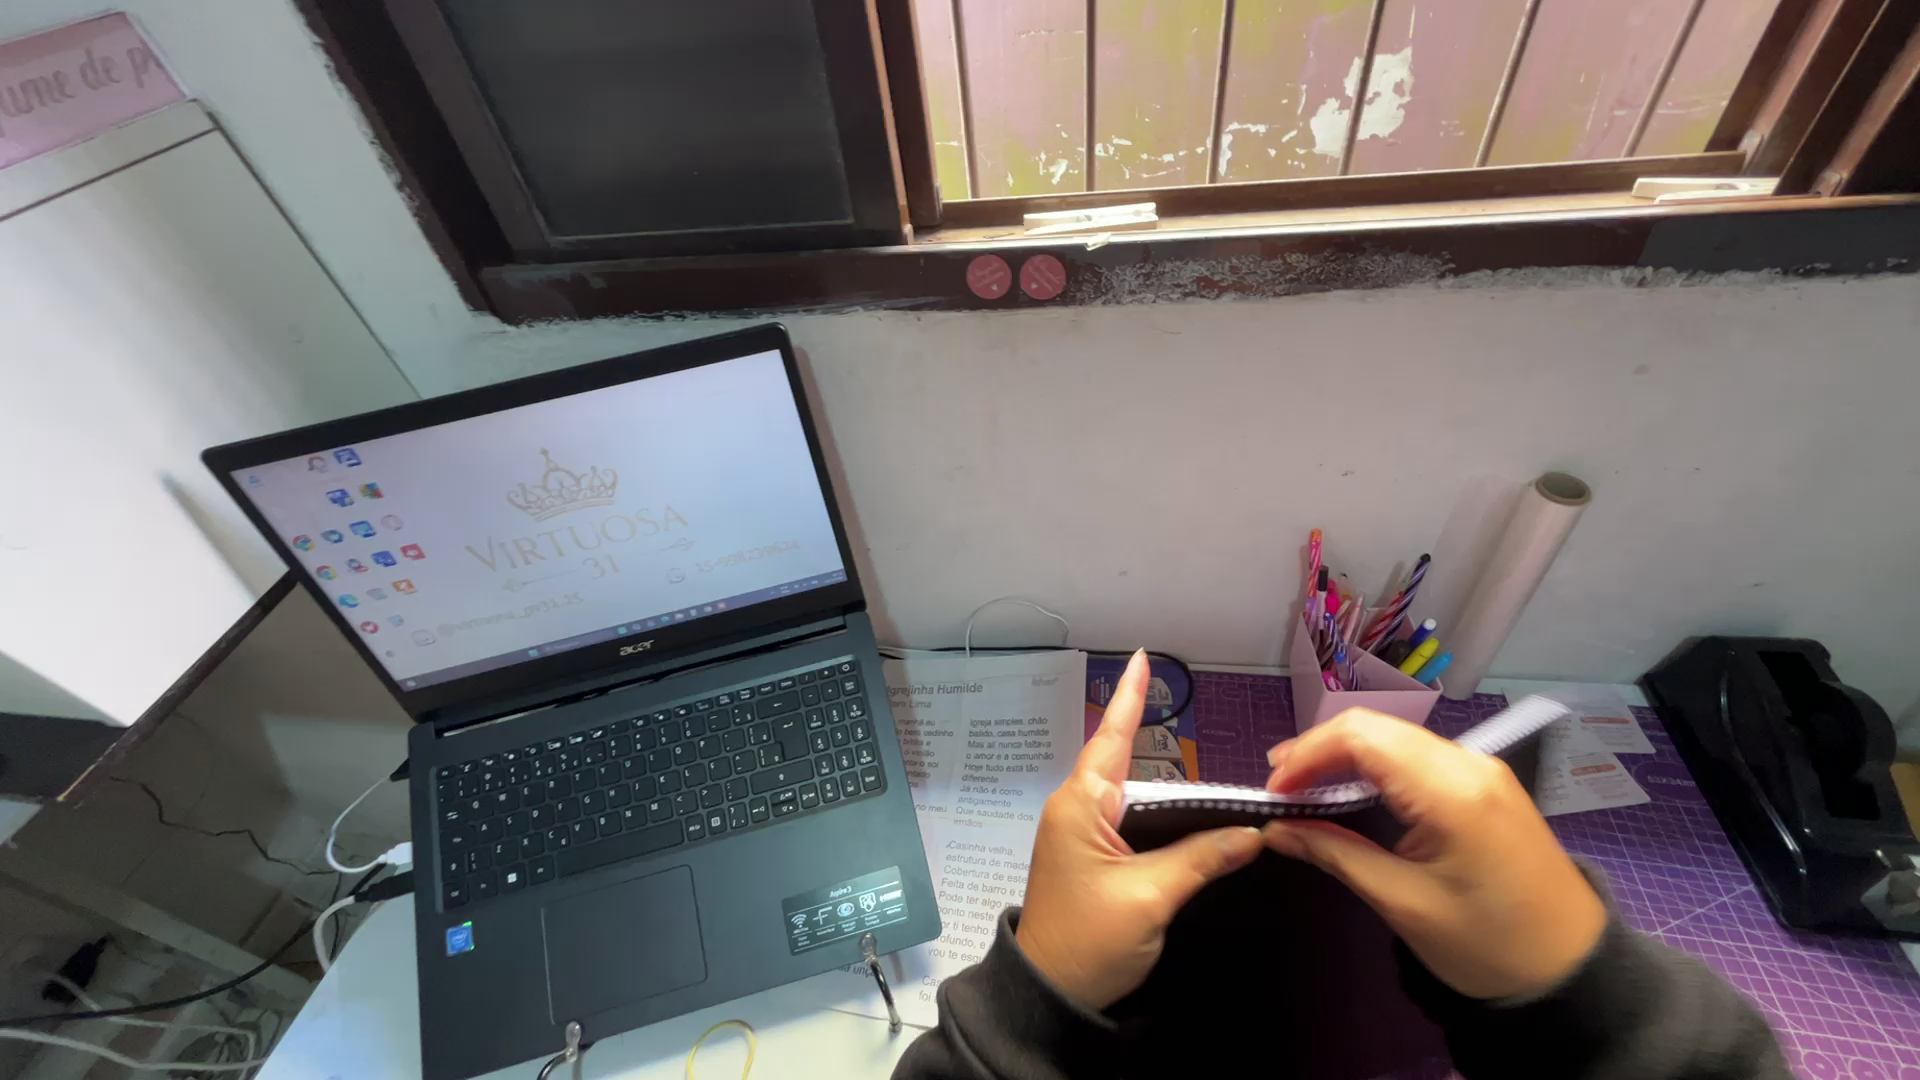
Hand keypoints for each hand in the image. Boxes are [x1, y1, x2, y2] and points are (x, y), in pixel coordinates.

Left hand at [1015, 650, 1263, 1009]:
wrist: (1050, 992)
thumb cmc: (1091, 940)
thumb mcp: (1150, 898)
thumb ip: (1200, 859)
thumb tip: (1250, 834)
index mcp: (1080, 804)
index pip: (1112, 738)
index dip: (1131, 698)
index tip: (1141, 658)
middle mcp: (1075, 806)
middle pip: (1121, 759)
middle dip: (1148, 729)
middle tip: (1178, 698)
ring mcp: (1078, 830)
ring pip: (1125, 788)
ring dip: (1155, 772)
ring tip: (1188, 745)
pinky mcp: (1088, 852)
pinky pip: (1124, 815)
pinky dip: (1151, 803)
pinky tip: (1176, 803)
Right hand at [1261, 708, 1605, 1000]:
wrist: (1580, 977)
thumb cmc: (1489, 945)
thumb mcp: (1403, 903)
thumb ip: (1334, 854)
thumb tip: (1276, 830)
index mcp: (1450, 790)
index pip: (1360, 737)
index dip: (1307, 754)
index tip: (1274, 790)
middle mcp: (1467, 763)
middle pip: (1373, 727)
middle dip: (1318, 748)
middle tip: (1279, 783)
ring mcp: (1479, 769)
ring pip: (1391, 735)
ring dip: (1342, 751)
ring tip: (1303, 781)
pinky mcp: (1483, 782)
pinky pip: (1413, 752)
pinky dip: (1371, 761)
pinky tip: (1349, 783)